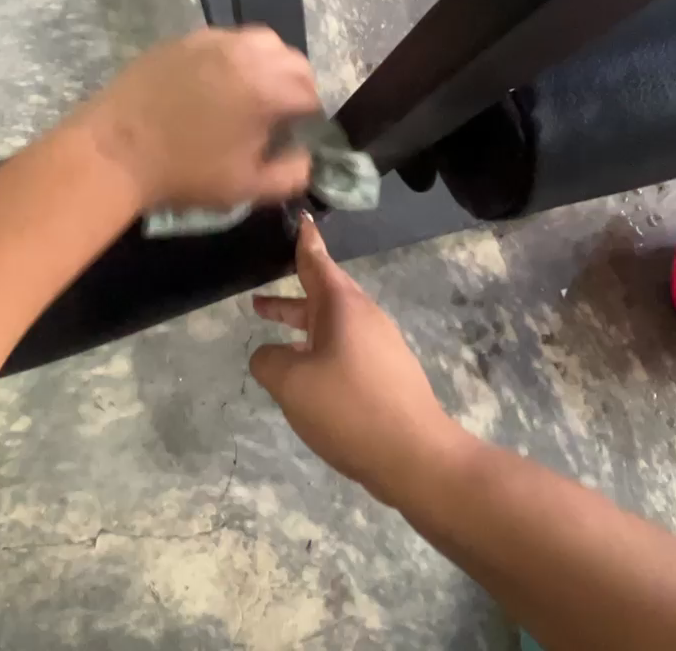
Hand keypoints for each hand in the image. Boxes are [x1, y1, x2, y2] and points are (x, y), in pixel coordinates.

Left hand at [78, 26, 321, 208]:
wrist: (115, 150)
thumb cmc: (184, 173)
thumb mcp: (246, 187)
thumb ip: (292, 174)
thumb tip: (308, 158)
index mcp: (268, 89)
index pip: (311, 94)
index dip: (310, 118)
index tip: (295, 135)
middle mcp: (247, 54)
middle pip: (293, 61)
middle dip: (295, 86)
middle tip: (277, 115)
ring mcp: (213, 40)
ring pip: (260, 41)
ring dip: (267, 64)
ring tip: (250, 93)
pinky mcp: (184, 39)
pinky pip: (224, 40)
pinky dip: (232, 57)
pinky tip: (214, 83)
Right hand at [250, 216, 460, 504]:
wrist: (416, 457)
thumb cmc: (349, 406)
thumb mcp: (291, 383)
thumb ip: (267, 361)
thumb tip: (267, 356)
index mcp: (342, 306)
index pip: (316, 261)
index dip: (304, 241)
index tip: (301, 219)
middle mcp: (364, 318)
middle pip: (323, 297)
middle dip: (290, 299)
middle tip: (258, 300)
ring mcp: (380, 347)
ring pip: (333, 328)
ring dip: (302, 331)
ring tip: (274, 344)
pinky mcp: (388, 376)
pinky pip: (346, 352)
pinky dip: (320, 353)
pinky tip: (307, 380)